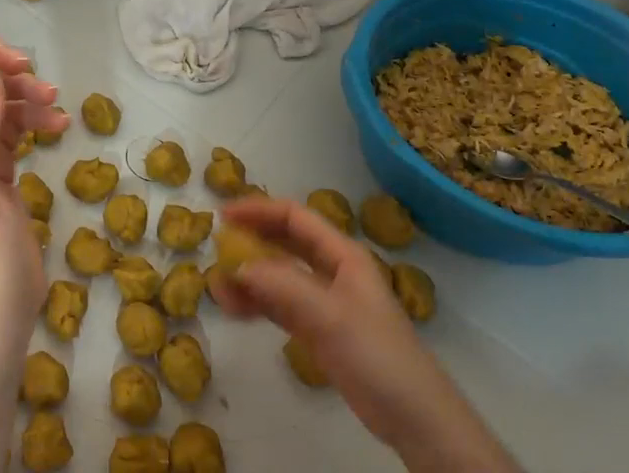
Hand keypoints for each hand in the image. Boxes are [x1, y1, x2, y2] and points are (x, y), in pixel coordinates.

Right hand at [210, 194, 518, 472]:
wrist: (413, 417)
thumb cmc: (378, 355)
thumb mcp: (329, 315)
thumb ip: (282, 286)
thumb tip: (237, 265)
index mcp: (343, 255)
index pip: (294, 217)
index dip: (258, 210)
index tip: (222, 216)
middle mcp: (331, 271)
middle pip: (283, 243)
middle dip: (248, 243)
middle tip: (215, 251)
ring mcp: (323, 302)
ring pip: (276, 276)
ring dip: (247, 277)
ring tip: (218, 290)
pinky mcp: (316, 329)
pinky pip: (277, 305)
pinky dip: (255, 303)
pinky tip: (234, 310)